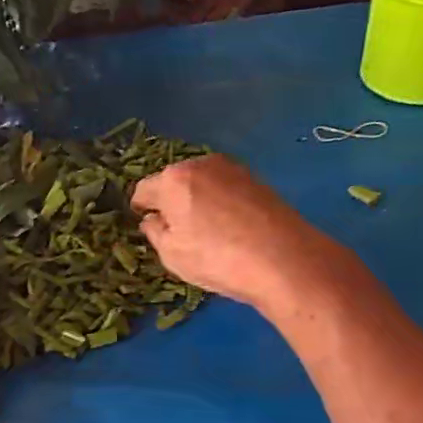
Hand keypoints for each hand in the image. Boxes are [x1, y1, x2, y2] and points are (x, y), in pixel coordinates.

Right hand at [132, 154, 351, 310]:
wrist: (282, 259)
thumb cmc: (216, 258)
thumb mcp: (171, 254)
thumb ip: (154, 232)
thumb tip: (153, 219)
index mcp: (172, 179)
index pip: (143, 189)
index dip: (139, 208)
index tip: (144, 225)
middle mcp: (200, 164)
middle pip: (174, 182)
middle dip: (170, 202)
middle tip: (176, 232)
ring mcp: (231, 168)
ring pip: (200, 184)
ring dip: (196, 202)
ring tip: (205, 232)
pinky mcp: (255, 179)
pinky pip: (223, 189)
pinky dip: (218, 204)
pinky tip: (228, 228)